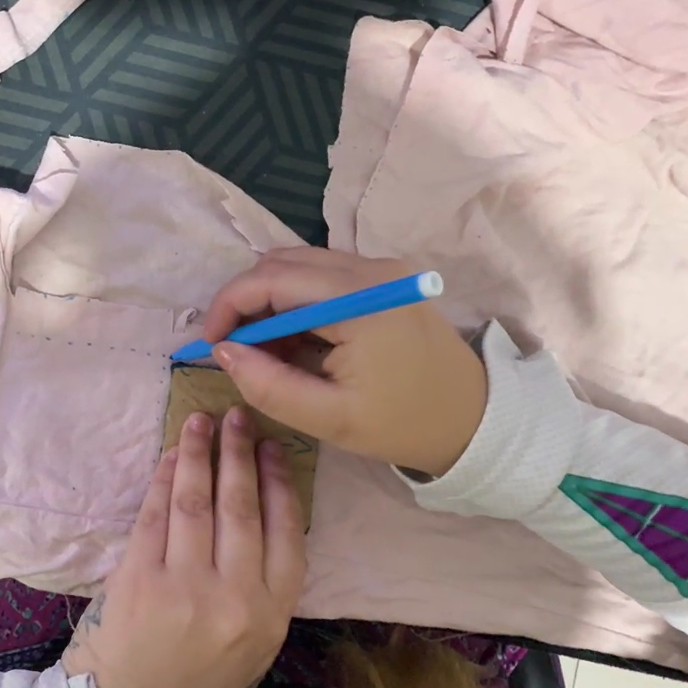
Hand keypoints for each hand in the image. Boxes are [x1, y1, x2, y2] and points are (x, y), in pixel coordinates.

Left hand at [63, 408, 306, 687]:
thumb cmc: (191, 686)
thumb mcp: (249, 651)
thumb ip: (262, 590)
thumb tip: (263, 512)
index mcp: (271, 619)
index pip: (288, 533)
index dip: (281, 483)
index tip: (275, 448)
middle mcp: (235, 598)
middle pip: (243, 508)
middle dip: (241, 454)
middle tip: (240, 417)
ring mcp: (185, 586)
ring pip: (199, 501)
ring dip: (201, 453)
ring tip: (203, 421)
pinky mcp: (139, 577)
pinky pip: (157, 513)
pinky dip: (166, 478)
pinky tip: (172, 456)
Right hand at [201, 247, 487, 476]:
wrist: (477, 420)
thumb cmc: (405, 424)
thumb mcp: (330, 419)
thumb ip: (269, 385)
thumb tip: (223, 351)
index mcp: (359, 300)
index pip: (272, 278)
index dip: (229, 305)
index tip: (210, 343)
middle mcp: (369, 269)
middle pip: (281, 263)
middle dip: (245, 303)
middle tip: (235, 350)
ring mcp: (379, 268)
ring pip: (297, 265)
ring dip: (268, 301)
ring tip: (265, 351)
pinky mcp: (383, 278)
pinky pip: (320, 275)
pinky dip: (294, 302)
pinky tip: (295, 341)